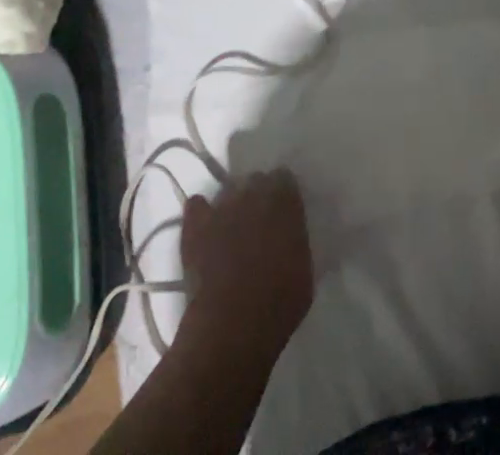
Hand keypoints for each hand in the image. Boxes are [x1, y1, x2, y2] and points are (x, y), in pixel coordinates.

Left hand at [178, 170, 314, 350]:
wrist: (233, 322)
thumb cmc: (280, 301)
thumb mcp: (305, 268)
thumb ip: (296, 239)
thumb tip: (291, 234)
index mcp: (285, 204)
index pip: (284, 178)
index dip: (283, 192)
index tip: (285, 208)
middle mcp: (252, 196)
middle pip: (255, 180)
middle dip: (257, 195)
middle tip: (260, 220)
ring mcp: (220, 208)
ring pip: (227, 191)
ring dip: (232, 205)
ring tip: (231, 228)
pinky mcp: (194, 224)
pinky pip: (197, 204)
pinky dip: (201, 212)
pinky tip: (204, 226)